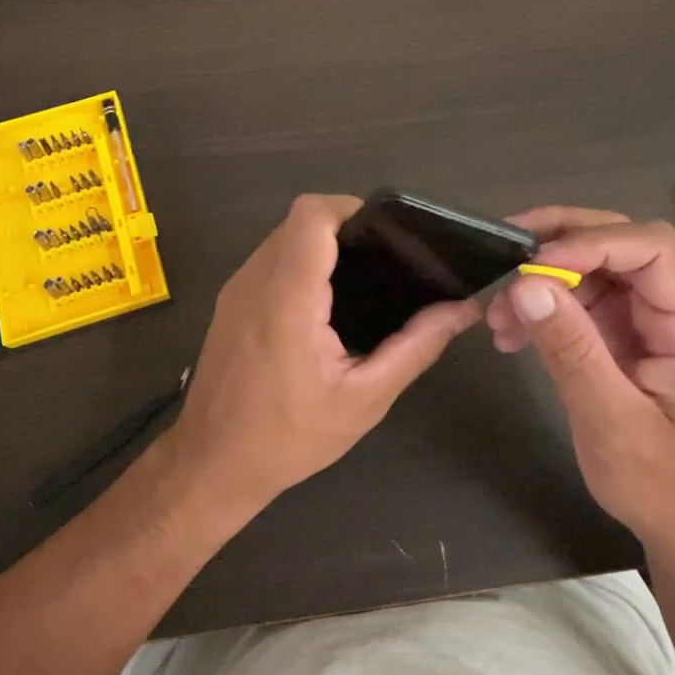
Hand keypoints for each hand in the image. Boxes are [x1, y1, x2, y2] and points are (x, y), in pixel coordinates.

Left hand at [168, 194, 480, 508]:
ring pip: (283, 237)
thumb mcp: (364, 398)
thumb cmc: (289, 436)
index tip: (388, 236)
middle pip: (300, 221)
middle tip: (387, 263)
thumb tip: (461, 309)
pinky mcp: (229, 301)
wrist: (213, 464)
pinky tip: (328, 304)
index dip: (351, 210)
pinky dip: (300, 264)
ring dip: (321, 246)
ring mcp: (236, 288)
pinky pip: (269, 260)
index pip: (313, 215)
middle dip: (345, 228)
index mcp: (288, 297)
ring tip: (364, 282)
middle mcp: (256, 279)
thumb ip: (415, 347)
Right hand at [485, 207, 674, 546]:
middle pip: (621, 243)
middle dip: (561, 240)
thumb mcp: (612, 422)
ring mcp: (643, 321)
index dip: (593, 242)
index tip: (535, 265)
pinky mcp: (618, 336)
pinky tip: (509, 334)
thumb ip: (572, 351)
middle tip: (504, 251)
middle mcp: (670, 311)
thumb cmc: (660, 485)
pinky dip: (541, 307)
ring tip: (497, 314)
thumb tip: (527, 284)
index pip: (651, 250)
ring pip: (592, 266)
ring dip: (541, 278)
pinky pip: (577, 300)